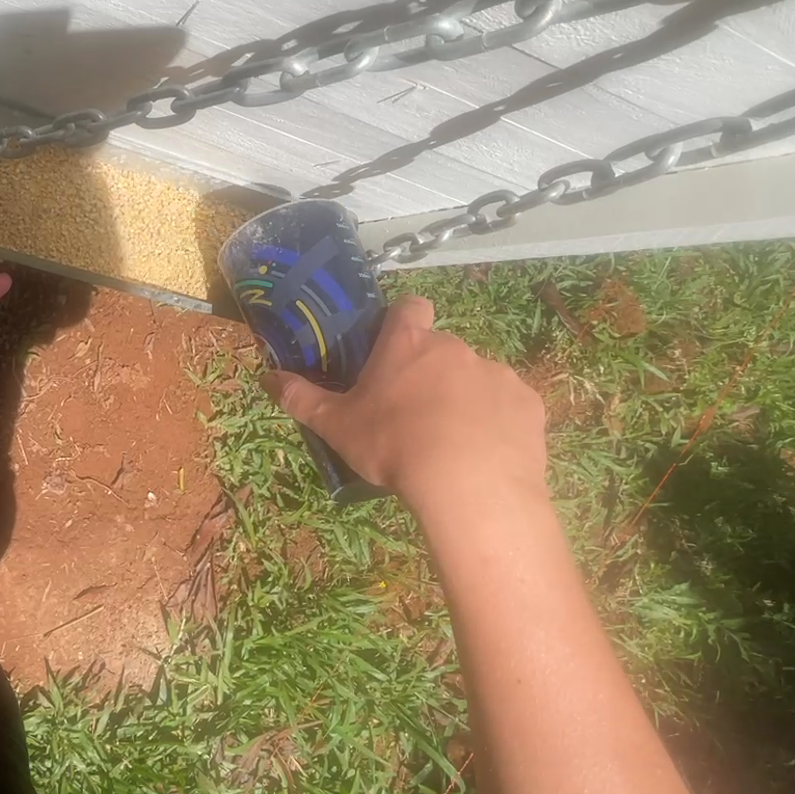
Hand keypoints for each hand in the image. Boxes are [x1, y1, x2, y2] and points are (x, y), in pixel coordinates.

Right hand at [260, 295, 547, 523]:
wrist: (471, 487)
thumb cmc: (393, 445)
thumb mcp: (336, 425)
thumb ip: (300, 398)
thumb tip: (266, 378)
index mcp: (406, 345)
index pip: (408, 306)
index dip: (401, 320)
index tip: (390, 348)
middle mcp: (454, 348)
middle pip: (439, 348)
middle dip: (426, 372)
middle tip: (408, 412)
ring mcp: (496, 374)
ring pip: (473, 377)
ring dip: (460, 397)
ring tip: (447, 440)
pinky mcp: (528, 404)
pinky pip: (506, 405)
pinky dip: (493, 421)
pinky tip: (480, 452)